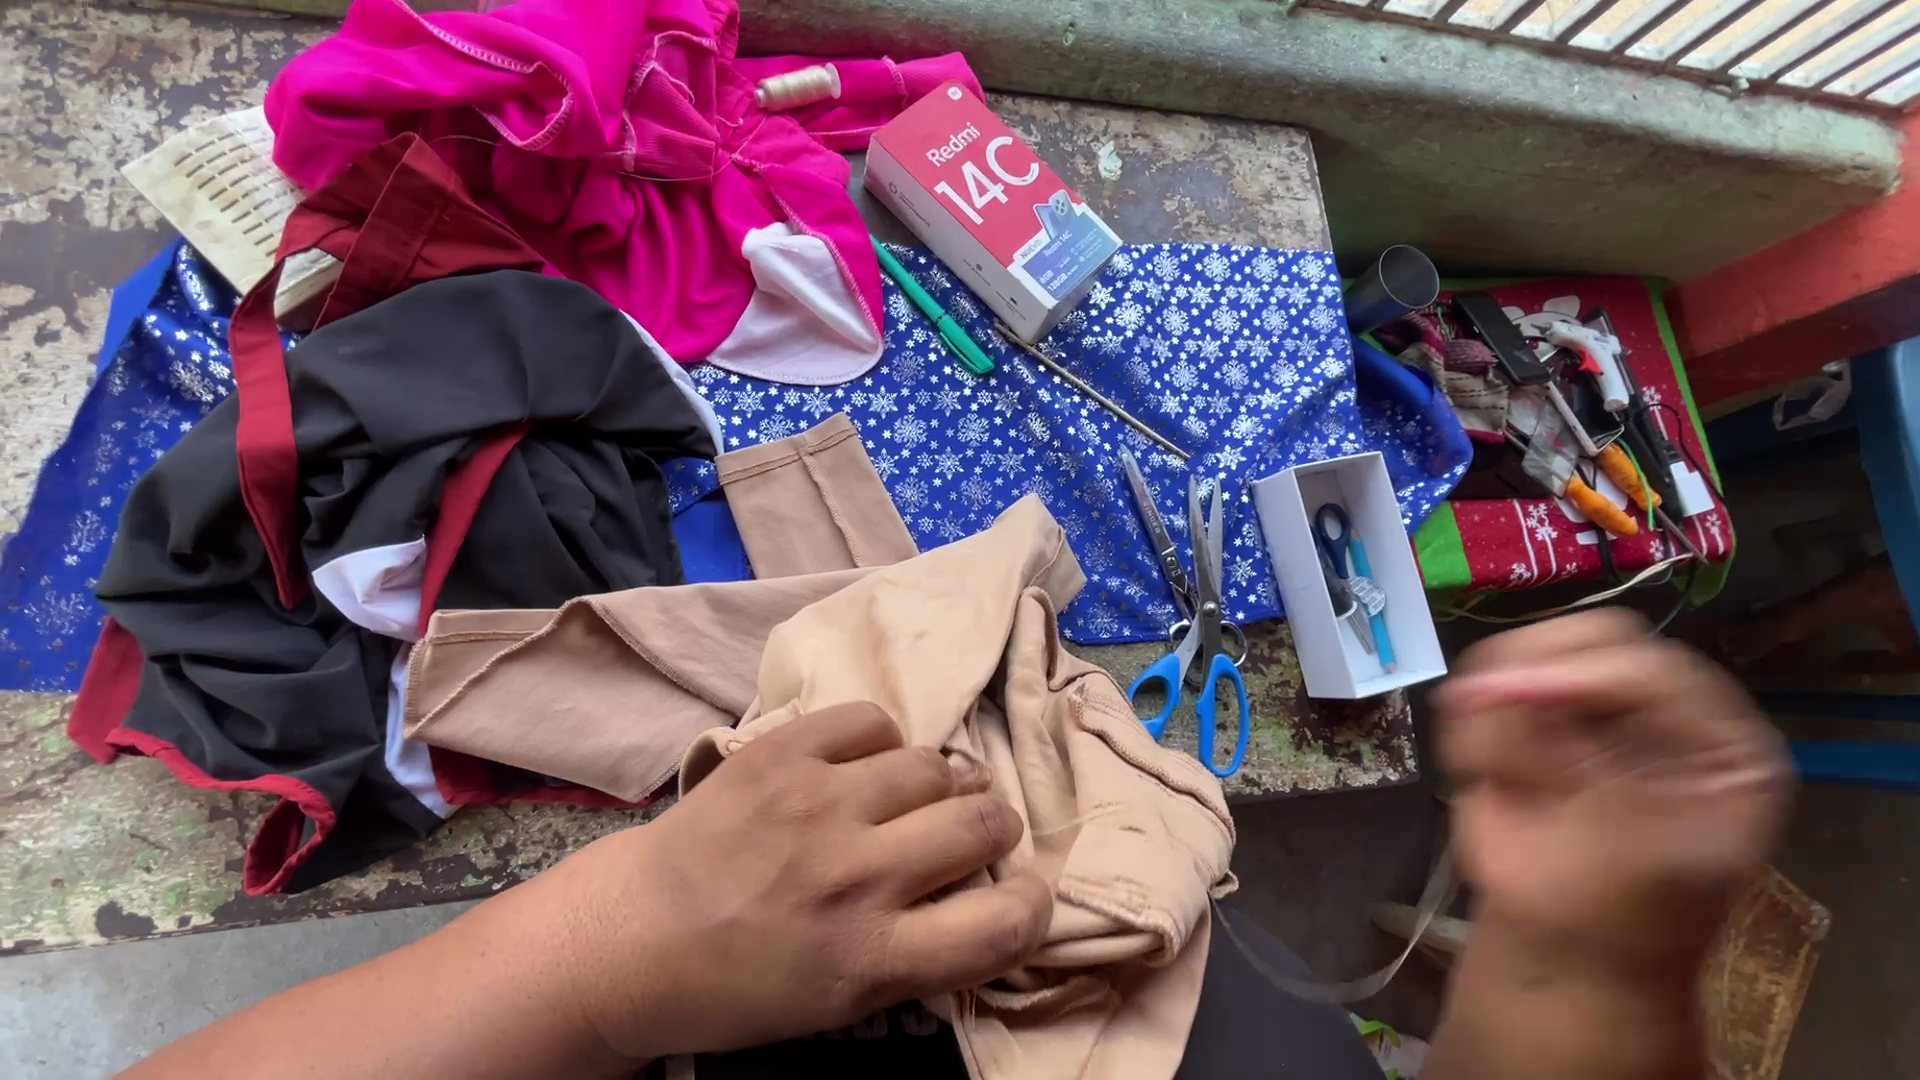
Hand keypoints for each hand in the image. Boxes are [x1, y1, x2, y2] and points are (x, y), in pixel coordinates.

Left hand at [543, 702, 1052, 1060]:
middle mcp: (855, 875)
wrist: (634, 933)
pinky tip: (866, 763)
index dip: (1033, 905)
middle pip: (983, 823)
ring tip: (918, 793)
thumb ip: (922, 949)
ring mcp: (817, 801)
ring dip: (942, 782)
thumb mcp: (842, 1000)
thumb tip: (989, 884)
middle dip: (995, 826)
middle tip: (973, 830)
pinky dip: (883, 742)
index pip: (1001, 926)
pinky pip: (872, 720)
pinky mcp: (783, 750)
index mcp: (869, 958)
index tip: (1023, 893)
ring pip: (935, 764)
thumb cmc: (741, 982)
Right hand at [1434, 609, 1791, 985]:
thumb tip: (1507, 690)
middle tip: (1479, 711)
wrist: (1562, 944)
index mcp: (1712, 739)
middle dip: (1523, 676)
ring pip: (1512, 661)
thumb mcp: (1633, 847)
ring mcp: (1577, 710)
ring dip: (1491, 721)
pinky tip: (1491, 782)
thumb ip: (1585, 762)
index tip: (1514, 695)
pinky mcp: (1516, 720)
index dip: (1580, 671)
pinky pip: (1472, 696)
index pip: (1648, 665)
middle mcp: (1649, 711)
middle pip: (1581, 638)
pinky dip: (1468, 738)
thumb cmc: (1621, 910)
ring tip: (1505, 783)